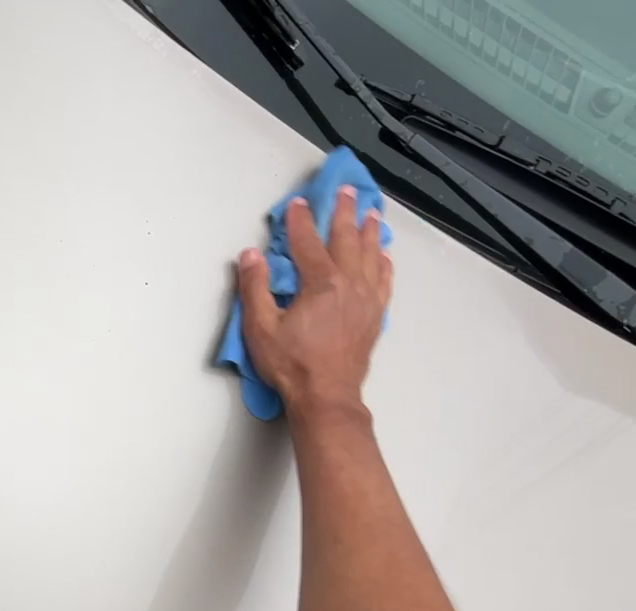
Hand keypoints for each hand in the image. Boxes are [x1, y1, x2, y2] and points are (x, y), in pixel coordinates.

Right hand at [238, 186, 392, 417]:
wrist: (325, 395)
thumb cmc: (291, 364)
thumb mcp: (260, 328)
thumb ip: (254, 288)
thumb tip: (251, 256)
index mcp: (320, 283)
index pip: (307, 243)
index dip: (300, 221)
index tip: (297, 203)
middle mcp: (349, 284)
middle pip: (347, 239)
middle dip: (344, 212)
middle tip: (347, 191)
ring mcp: (366, 299)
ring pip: (371, 254)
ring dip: (369, 231)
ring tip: (371, 213)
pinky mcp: (374, 315)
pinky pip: (384, 280)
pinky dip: (384, 263)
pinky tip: (384, 256)